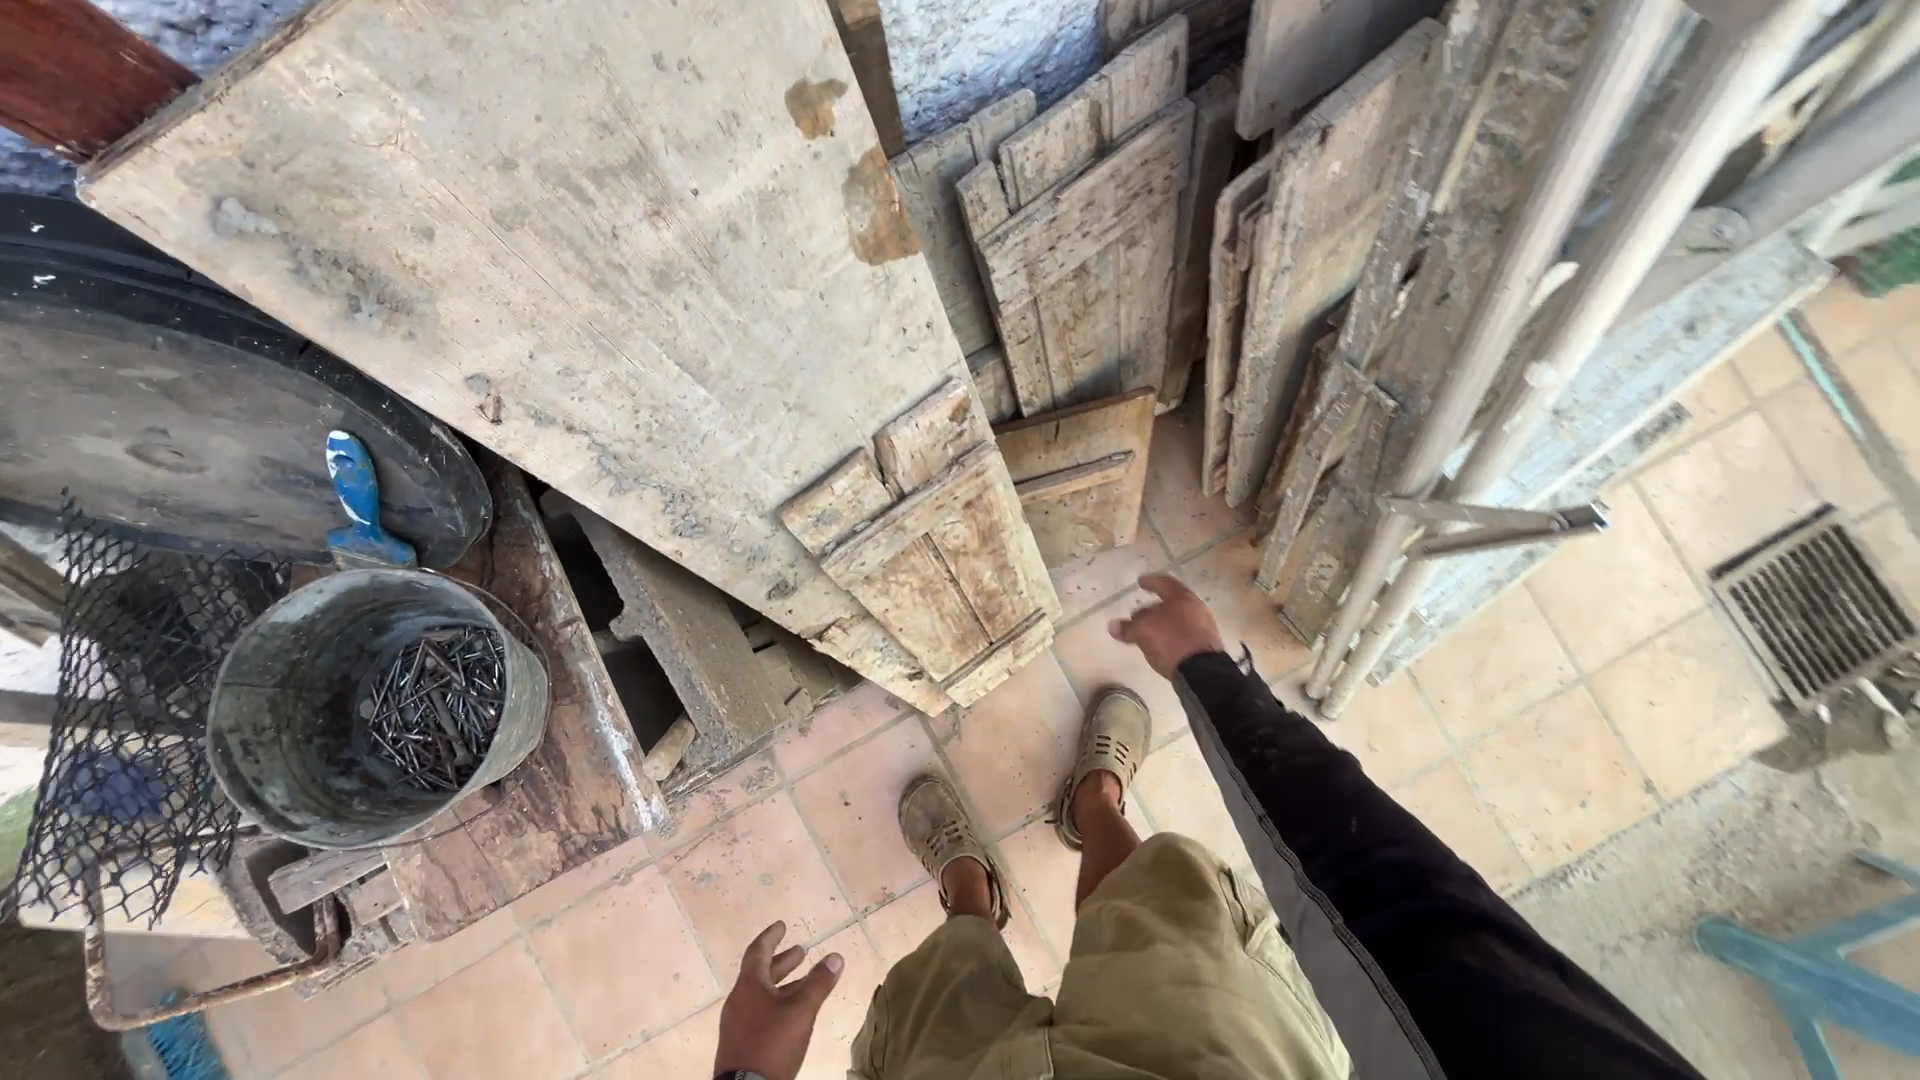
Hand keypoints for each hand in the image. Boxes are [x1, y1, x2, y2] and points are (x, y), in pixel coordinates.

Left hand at [714, 921, 843, 1079]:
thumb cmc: (771, 1044)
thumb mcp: (801, 1011)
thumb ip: (818, 983)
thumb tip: (836, 956)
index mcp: (749, 986)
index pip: (758, 952)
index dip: (771, 937)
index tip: (781, 925)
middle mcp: (739, 1001)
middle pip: (760, 973)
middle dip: (782, 962)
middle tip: (801, 952)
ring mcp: (737, 1024)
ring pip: (761, 994)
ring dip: (782, 984)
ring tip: (805, 981)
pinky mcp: (741, 1043)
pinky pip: (759, 1012)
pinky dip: (776, 1003)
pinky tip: (792, 1013)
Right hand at [1109, 573, 1226, 677]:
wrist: (1202, 671)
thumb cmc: (1171, 642)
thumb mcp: (1143, 632)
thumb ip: (1128, 627)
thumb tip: (1113, 626)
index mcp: (1181, 598)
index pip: (1164, 582)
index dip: (1150, 581)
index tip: (1140, 582)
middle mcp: (1195, 608)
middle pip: (1171, 602)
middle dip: (1153, 608)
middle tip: (1138, 615)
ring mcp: (1203, 626)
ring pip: (1177, 619)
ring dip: (1161, 623)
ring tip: (1147, 633)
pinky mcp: (1205, 644)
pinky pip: (1183, 634)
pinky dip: (1170, 635)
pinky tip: (1161, 645)